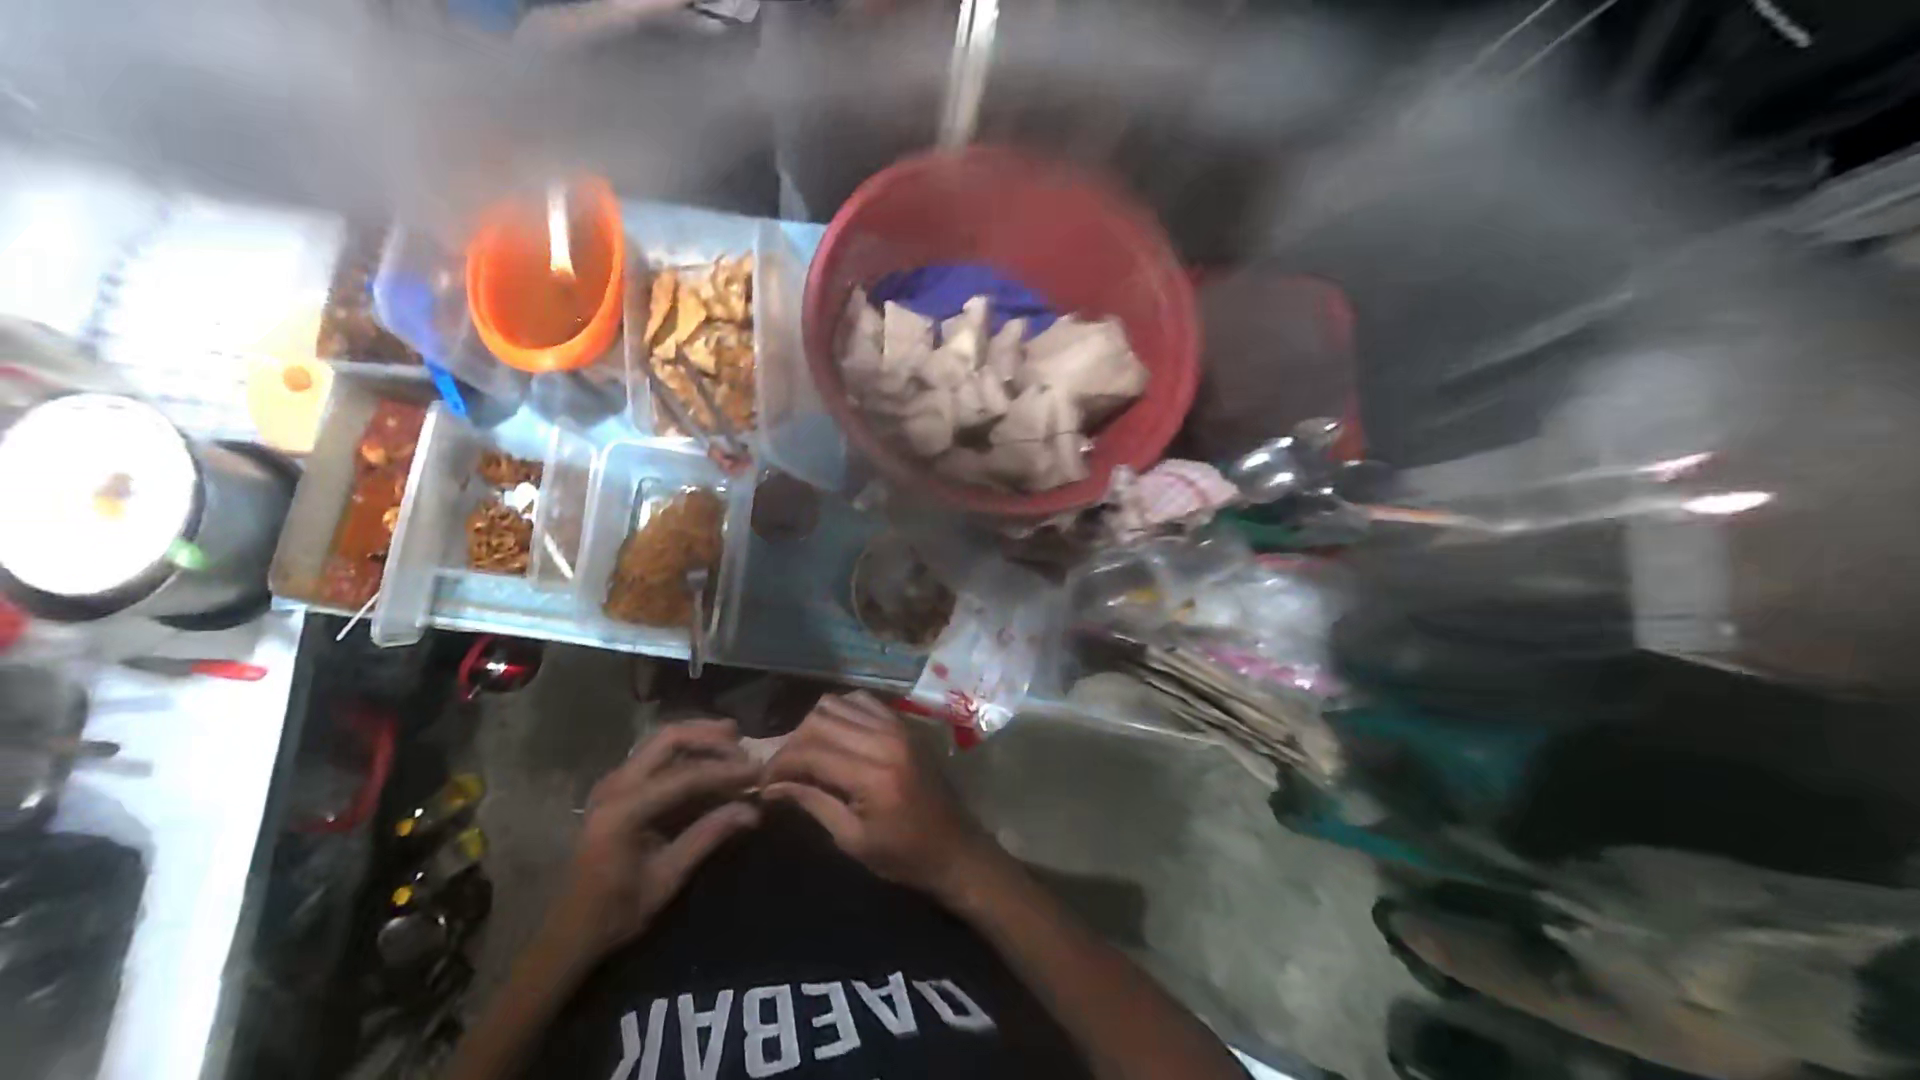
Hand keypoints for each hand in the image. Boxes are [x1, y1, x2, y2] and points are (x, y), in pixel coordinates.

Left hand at [544, 719, 759, 962]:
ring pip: (661, 740)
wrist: (570, 931)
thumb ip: (708, 836)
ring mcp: (613, 782)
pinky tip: (709, 759)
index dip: (726, 771)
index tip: (759, 772)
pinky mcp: (617, 787)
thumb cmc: (616, 911)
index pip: (686, 775)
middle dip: (711, 738)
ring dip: (699, 738)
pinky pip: (655, 754)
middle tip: (744, 746)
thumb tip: (753, 810)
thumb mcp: (666, 878)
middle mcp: (615, 785)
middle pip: (669, 739)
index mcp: (624, 810)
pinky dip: (686, 751)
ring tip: (733, 742)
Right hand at [763, 692, 996, 901]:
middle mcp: (885, 740)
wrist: (955, 849)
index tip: (763, 782)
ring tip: (806, 754)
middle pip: (820, 720)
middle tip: (782, 769)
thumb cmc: (903, 856)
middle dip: (792, 743)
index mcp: (873, 775)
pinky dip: (841, 712)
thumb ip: (812, 803)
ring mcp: (898, 727)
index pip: (810, 751)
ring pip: (838, 703)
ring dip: (814, 725)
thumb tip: (772, 785)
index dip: (779, 764)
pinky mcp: (905, 724)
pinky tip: (835, 738)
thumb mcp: (852, 839)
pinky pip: (863, 702)